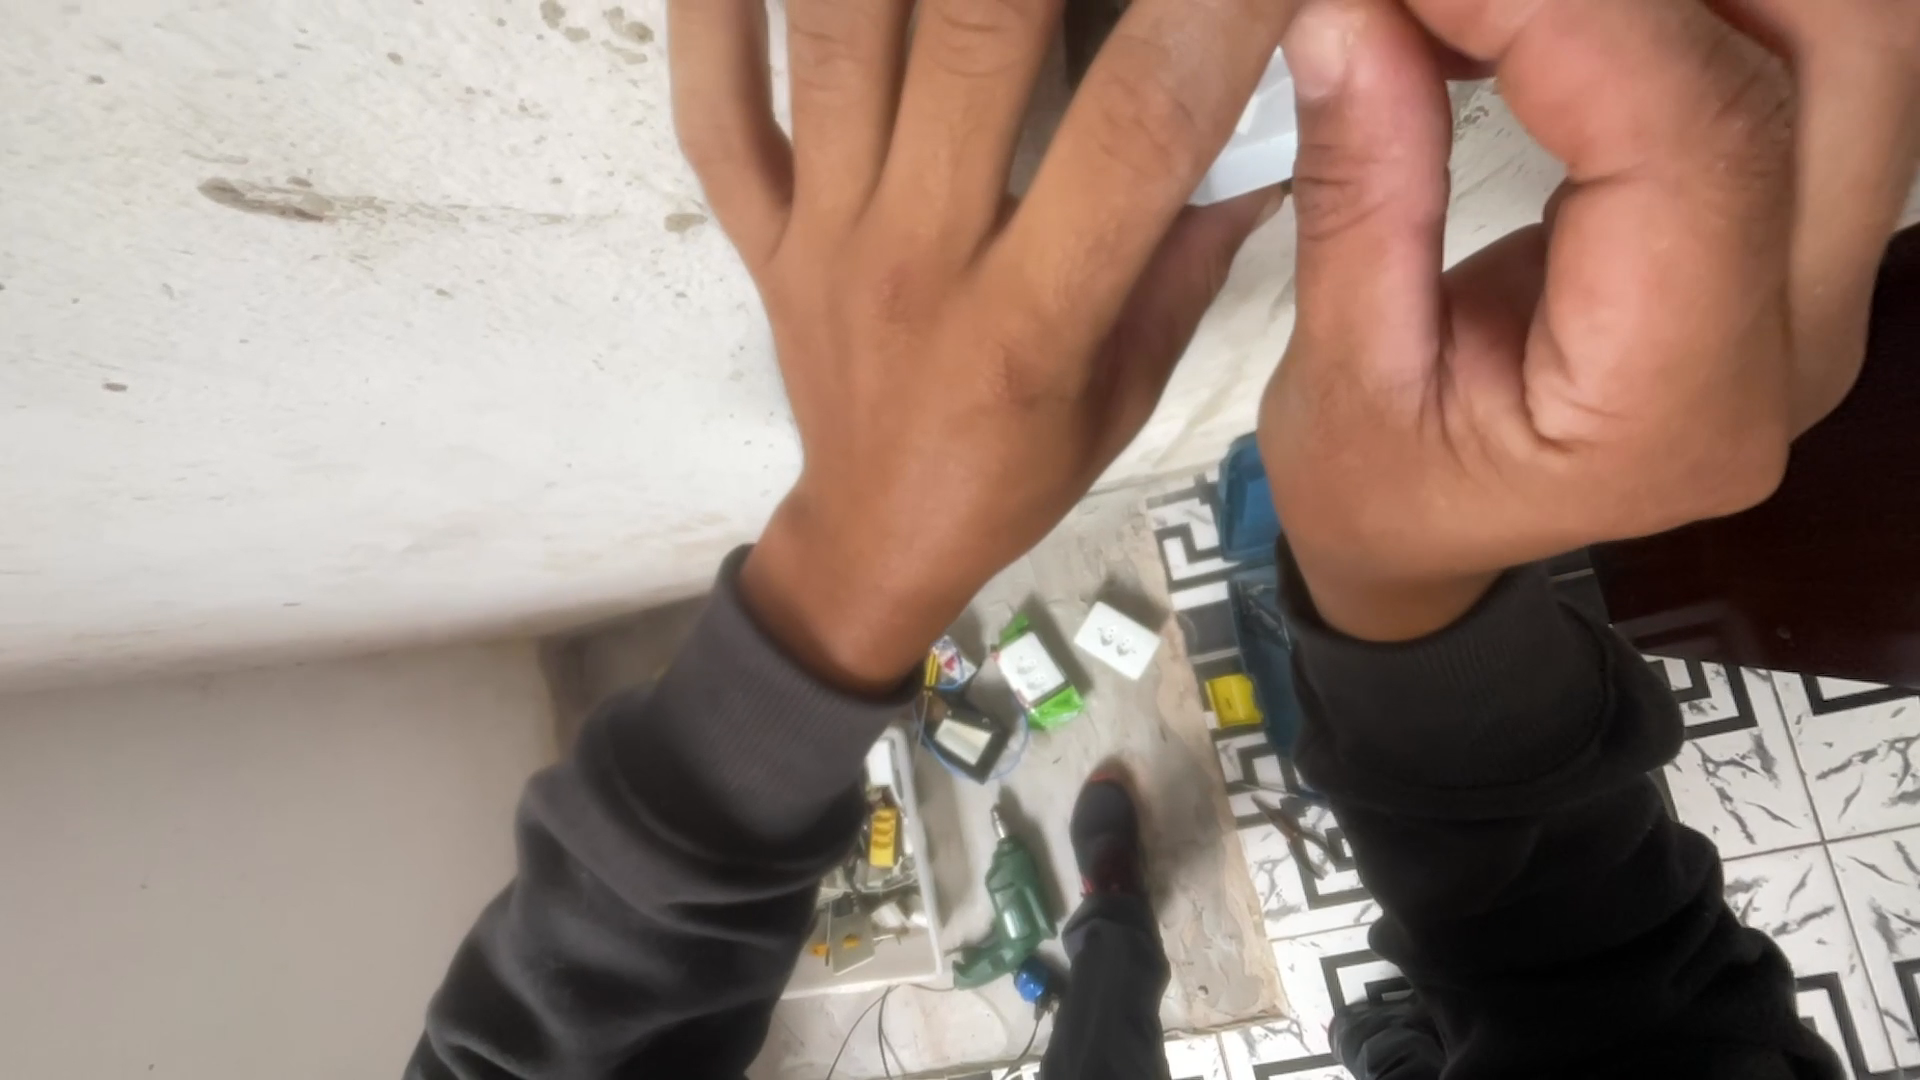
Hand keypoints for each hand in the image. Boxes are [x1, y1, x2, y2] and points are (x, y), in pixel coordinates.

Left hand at [670, 0, 1294, 691]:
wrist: (879, 532)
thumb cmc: (1009, 479)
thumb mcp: (1121, 396)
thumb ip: (1184, 265)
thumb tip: (1264, 134)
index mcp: (1029, 321)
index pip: (1138, 125)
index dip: (1209, 4)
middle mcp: (915, 259)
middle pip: (971, 26)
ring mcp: (820, 242)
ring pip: (832, 31)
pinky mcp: (760, 243)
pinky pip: (713, 108)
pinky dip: (711, 1)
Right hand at [1259, 0, 1919, 640]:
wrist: (1411, 540)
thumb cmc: (1361, 490)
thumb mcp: (1337, 371)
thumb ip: (1362, 199)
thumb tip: (1350, 18)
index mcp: (1666, 412)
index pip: (1687, 146)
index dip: (1563, 14)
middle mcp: (1798, 345)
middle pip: (1834, 49)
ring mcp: (1818, 293)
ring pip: (1848, 34)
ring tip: (1497, 1)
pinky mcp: (1785, 254)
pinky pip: (1794, 73)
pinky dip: (1679, 14)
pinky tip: (1559, 20)